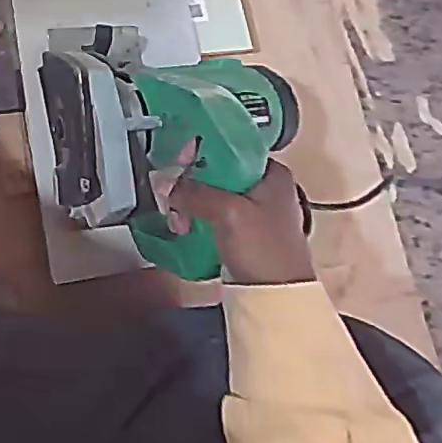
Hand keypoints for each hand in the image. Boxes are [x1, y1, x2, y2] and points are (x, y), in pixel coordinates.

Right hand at [153, 157, 314, 284]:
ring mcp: (252, 209)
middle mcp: (263, 186)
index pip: (228, 146)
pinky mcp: (240, 229)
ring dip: (187, 204)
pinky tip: (184, 228)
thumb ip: (193, 192)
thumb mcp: (227, 211)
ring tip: (179, 221)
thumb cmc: (262, 248)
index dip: (199, 151)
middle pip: (213, 170)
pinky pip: (208, 212)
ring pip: (207, 192)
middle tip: (173, 197)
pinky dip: (193, 216)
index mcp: (271, 173)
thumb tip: (165, 184)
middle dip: (188, 183)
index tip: (178, 162)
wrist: (276, 296)